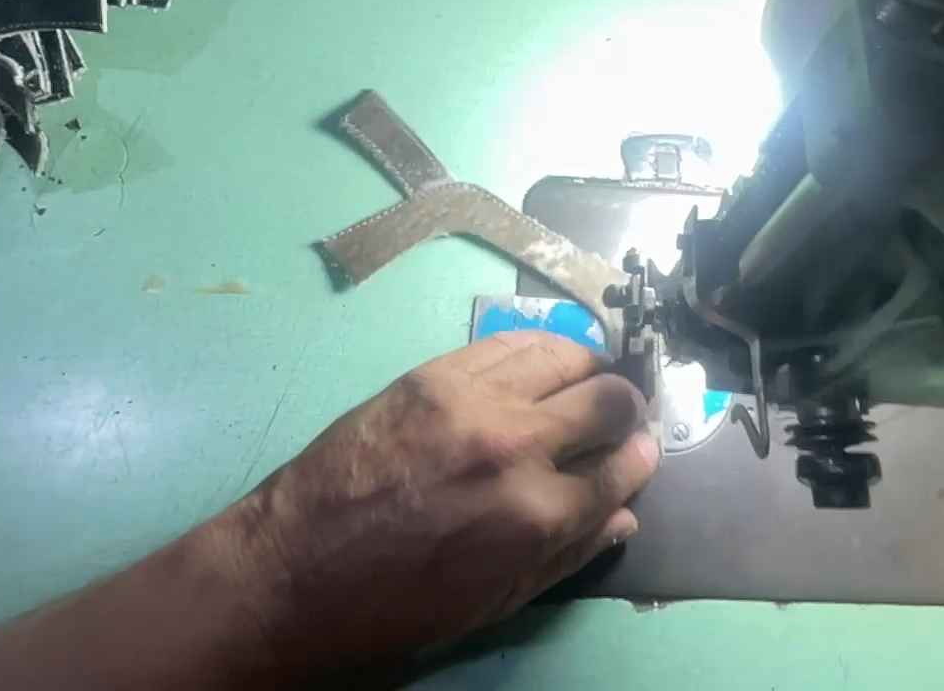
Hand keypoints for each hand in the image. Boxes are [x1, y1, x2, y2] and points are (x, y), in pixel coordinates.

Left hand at [222, 331, 659, 677]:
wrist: (298, 564)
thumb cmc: (400, 599)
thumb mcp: (495, 603)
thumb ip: (570, 555)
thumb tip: (625, 515)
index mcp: (535, 514)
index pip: (619, 470)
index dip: (641, 459)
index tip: (644, 451)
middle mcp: (517, 444)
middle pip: (605, 400)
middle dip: (629, 406)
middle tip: (623, 413)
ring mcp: (475, 398)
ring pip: (564, 355)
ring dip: (592, 365)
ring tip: (594, 376)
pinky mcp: (437, 371)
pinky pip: (510, 340)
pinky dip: (543, 345)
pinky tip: (549, 356)